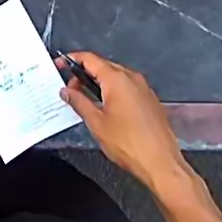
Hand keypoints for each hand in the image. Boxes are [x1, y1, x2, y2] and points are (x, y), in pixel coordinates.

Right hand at [57, 51, 190, 192]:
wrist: (161, 162)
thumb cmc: (128, 143)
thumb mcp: (97, 123)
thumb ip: (79, 102)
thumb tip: (67, 91)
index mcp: (117, 79)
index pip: (90, 59)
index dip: (72, 59)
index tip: (60, 64)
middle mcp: (132, 77)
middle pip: (103, 65)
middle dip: (84, 73)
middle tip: (71, 89)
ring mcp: (143, 87)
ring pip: (116, 76)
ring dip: (99, 82)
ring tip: (87, 99)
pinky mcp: (150, 98)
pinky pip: (128, 86)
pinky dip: (114, 90)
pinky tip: (108, 106)